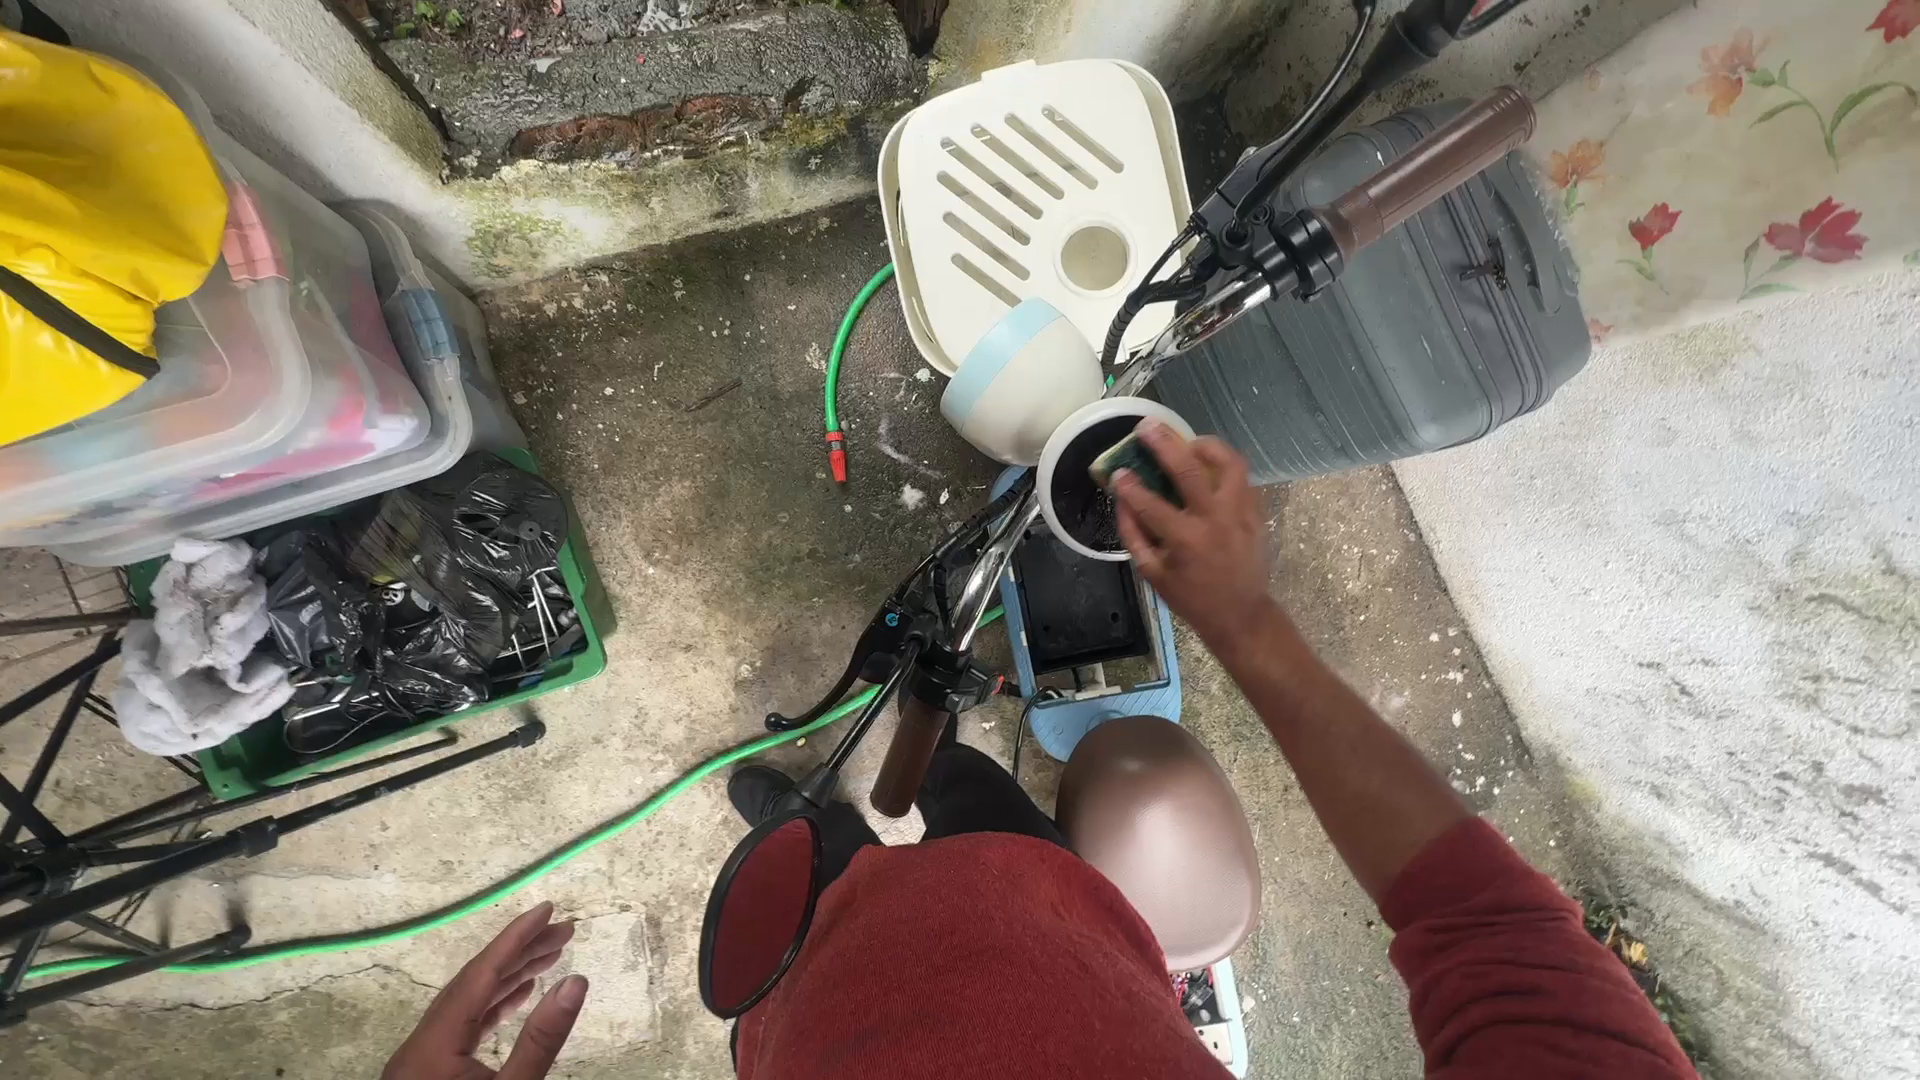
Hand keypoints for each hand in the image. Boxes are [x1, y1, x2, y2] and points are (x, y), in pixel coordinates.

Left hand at [382, 902, 587, 1079]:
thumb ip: (542, 1039)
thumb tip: (577, 980)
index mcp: (432, 1045)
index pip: (480, 974)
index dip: (516, 937)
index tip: (549, 908)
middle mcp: (419, 1047)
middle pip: (474, 983)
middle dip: (521, 952)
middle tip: (565, 931)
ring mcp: (419, 1063)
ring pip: (468, 1003)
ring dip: (511, 976)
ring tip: (552, 956)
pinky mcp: (426, 1077)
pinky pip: (463, 1025)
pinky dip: (495, 1004)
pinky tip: (521, 996)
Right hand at [1112, 423, 1275, 647]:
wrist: (1241, 614)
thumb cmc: (1191, 597)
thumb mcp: (1153, 574)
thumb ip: (1134, 535)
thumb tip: (1122, 501)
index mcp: (1186, 539)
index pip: (1151, 503)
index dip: (1130, 485)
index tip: (1117, 471)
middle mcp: (1215, 520)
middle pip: (1190, 470)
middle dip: (1164, 444)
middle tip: (1147, 426)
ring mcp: (1241, 513)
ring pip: (1229, 463)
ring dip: (1206, 446)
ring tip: (1188, 442)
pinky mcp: (1256, 512)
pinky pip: (1241, 478)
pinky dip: (1223, 467)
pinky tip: (1208, 468)